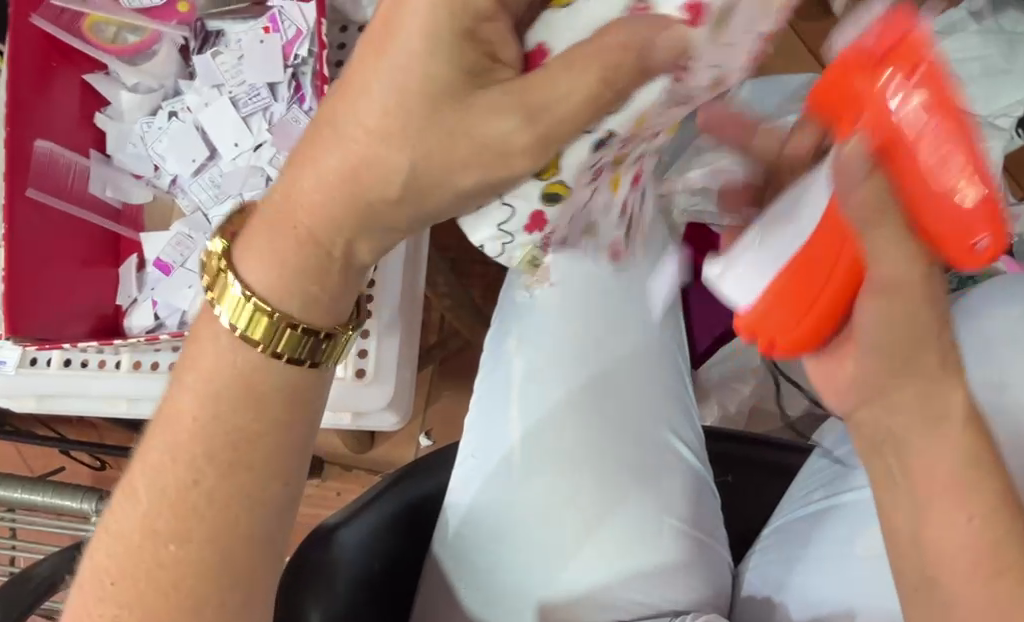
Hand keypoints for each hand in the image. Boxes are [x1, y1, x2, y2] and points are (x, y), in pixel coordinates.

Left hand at [266, 0, 691, 273]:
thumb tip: (681, 32)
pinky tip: (588, 84)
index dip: (628, 6)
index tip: (675, 22)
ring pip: (547, 6)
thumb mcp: (524, 127)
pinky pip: (524, 23)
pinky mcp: (454, 24)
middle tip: (666, 50)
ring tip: (640, 69)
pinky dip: (558, 51)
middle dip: (613, 20)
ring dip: (589, 37)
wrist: (343, 200)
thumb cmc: (423, 164)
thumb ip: (606, 74)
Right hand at [696, 102, 965, 427]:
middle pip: (800, 176)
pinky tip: (722, 239)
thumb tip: (848, 141)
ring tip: (721, 195)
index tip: (792, 131)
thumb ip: (876, 210)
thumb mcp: (898, 268)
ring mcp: (817, 258)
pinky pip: (761, 259)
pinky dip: (740, 246)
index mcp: (885, 208)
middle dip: (760, 150)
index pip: (848, 151)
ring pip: (774, 214)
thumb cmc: (907, 335)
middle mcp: (849, 223)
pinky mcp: (791, 291)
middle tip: (714, 124)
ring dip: (746, 198)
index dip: (817, 132)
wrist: (886, 403)